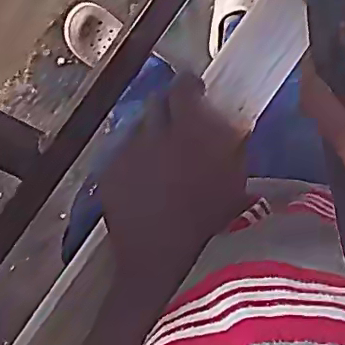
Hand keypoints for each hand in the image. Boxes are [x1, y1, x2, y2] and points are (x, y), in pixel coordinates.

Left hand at [101, 74, 249, 279]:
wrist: (165, 258)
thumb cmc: (212, 221)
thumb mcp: (235, 177)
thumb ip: (232, 143)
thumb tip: (230, 123)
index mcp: (190, 127)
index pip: (184, 85)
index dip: (189, 85)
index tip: (196, 92)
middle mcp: (154, 132)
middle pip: (157, 101)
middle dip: (168, 107)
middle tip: (180, 124)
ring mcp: (127, 152)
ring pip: (138, 128)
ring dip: (151, 135)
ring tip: (162, 158)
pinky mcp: (108, 172)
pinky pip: (122, 155)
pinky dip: (134, 161)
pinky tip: (144, 182)